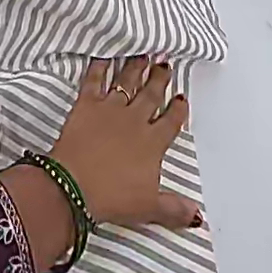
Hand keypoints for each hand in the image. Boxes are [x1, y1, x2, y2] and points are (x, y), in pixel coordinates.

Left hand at [0, 58, 199, 272]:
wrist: (75, 185)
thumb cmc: (111, 196)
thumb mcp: (148, 208)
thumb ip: (174, 209)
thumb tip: (196, 216)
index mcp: (153, 143)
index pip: (171, 121)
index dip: (178, 108)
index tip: (181, 97)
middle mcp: (135, 121)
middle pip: (151, 95)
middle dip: (159, 79)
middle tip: (165, 64)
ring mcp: (110, 109)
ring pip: (127, 82)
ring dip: (136, 68)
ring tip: (143, 55)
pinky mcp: (87, 104)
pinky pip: (95, 79)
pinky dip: (99, 66)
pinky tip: (104, 56)